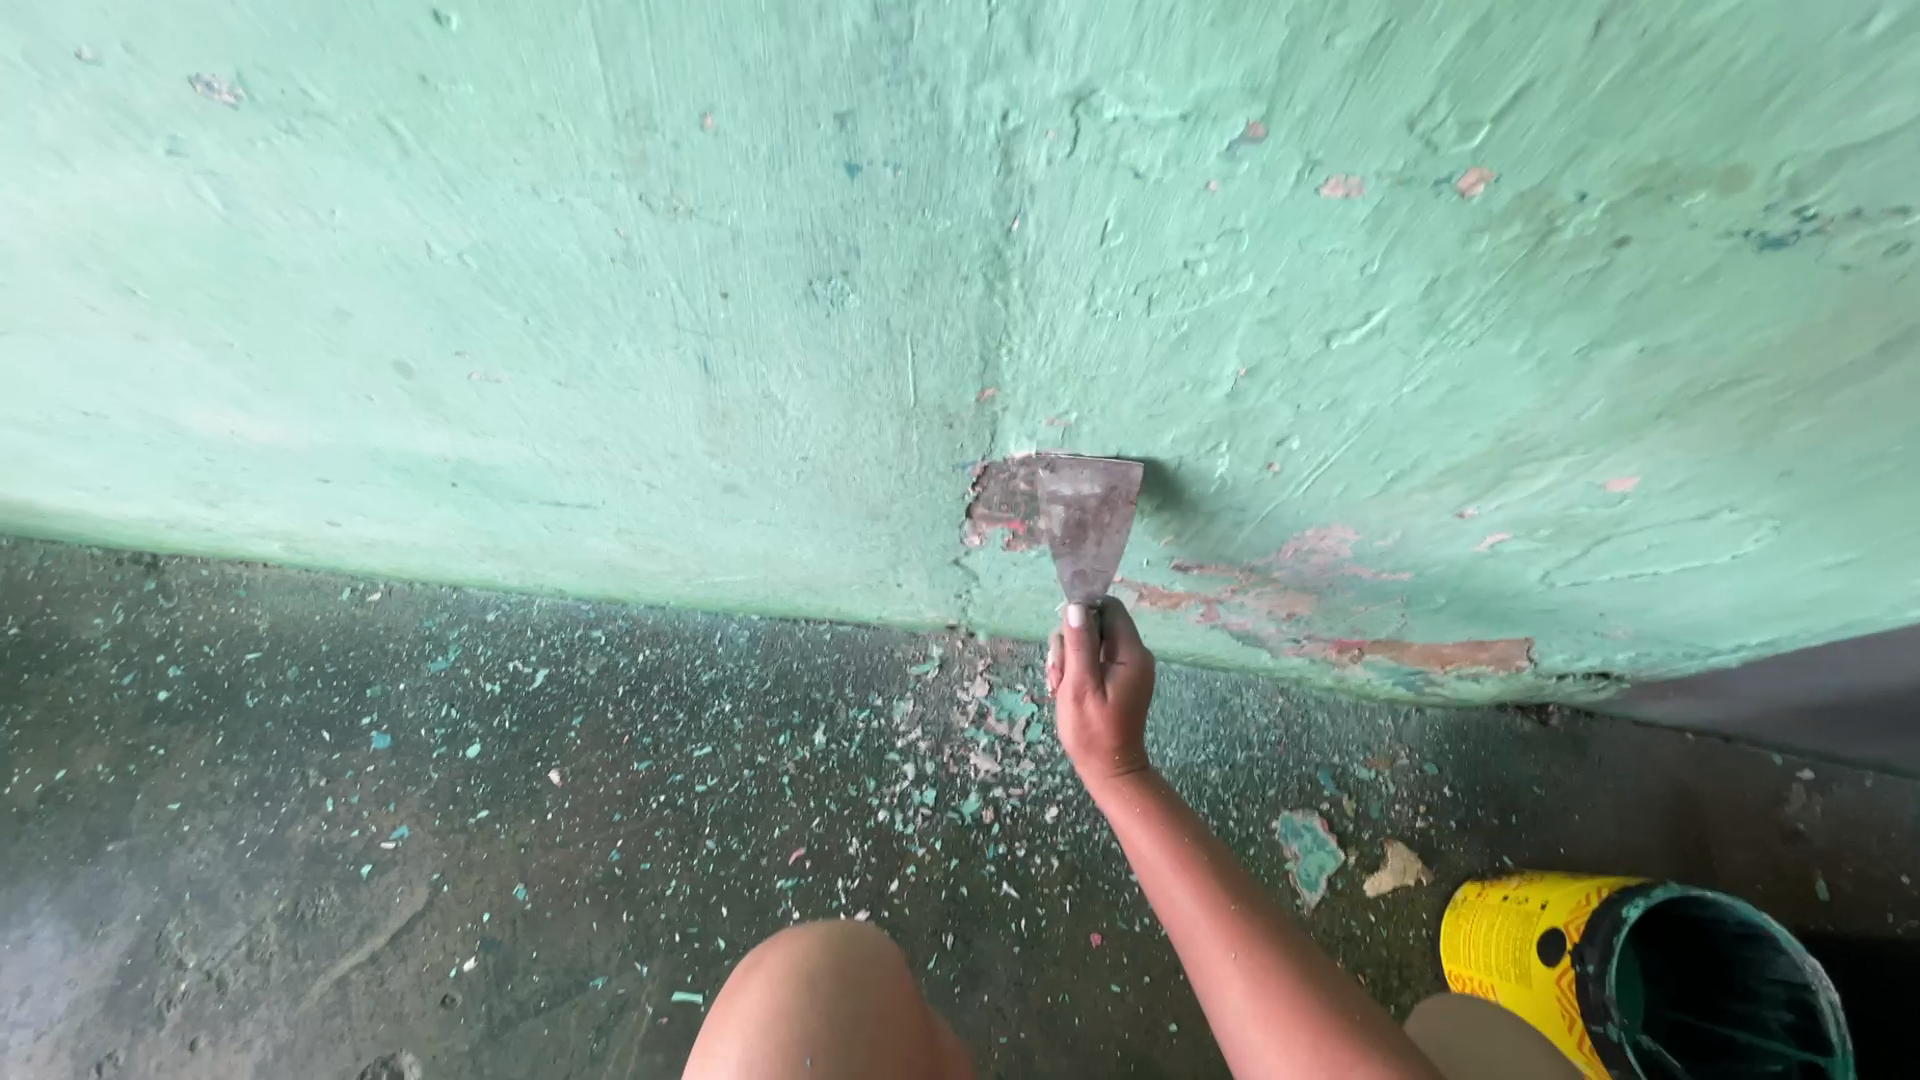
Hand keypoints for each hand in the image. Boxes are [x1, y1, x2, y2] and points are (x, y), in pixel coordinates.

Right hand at [1047, 596, 1155, 787]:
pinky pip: (1093, 660)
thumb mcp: (1079, 685)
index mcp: (1131, 653)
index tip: (1064, 635)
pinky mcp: (1117, 678)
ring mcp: (1126, 667)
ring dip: (1068, 660)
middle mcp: (1134, 654)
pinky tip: (1065, 690)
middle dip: (1070, 643)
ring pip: (1089, 642)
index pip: (1109, 608)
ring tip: (1060, 687)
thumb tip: (1076, 606)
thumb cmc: (1092, 730)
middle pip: (1096, 625)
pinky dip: (1076, 671)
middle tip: (1059, 674)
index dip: (1083, 612)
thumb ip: (1078, 644)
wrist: (1109, 770)